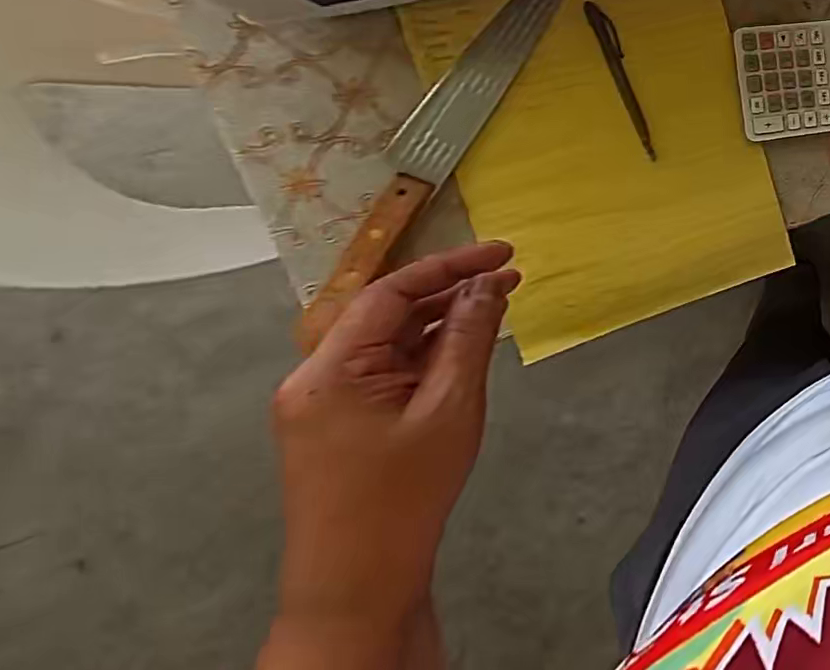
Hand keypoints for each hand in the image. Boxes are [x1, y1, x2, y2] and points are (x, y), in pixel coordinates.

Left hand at [263, 242, 519, 657]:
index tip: (503, 251)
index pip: (390, 293)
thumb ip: (470, 336)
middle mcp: (318, 378)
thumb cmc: (407, 490)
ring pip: (392, 339)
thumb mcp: (451, 405)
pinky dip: (432, 348)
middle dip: (452, 289)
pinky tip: (471, 341)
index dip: (450, 265)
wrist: (361, 579)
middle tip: (511, 273)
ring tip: (501, 300)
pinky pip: (391, 366)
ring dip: (445, 318)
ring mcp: (328, 400)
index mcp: (330, 372)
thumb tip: (489, 284)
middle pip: (388, 313)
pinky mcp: (344, 418)